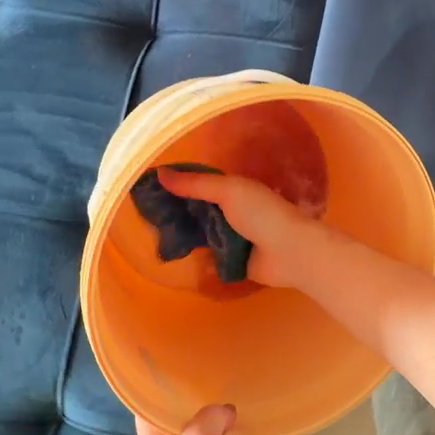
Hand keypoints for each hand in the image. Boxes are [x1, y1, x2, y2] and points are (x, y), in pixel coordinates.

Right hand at [155, 170, 337, 289]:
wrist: (290, 252)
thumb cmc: (261, 214)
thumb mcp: (228, 191)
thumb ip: (196, 184)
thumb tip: (160, 172)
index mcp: (232, 190)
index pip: (198, 186)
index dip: (176, 187)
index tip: (147, 190)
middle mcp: (231, 212)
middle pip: (197, 211)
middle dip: (176, 214)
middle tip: (144, 217)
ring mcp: (232, 237)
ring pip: (201, 234)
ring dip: (183, 236)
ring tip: (152, 237)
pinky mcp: (233, 261)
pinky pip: (208, 258)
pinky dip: (195, 257)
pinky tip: (172, 257)